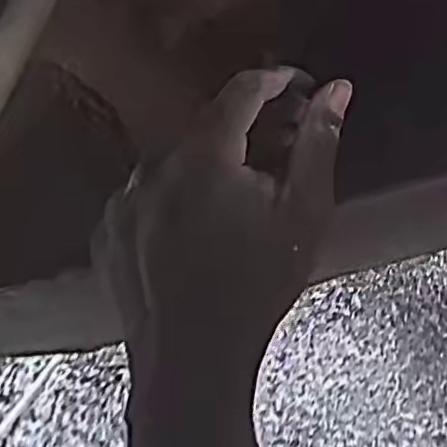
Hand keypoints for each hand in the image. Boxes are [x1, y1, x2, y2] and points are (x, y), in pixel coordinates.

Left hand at [96, 67, 351, 367]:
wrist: (192, 366)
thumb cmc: (259, 283)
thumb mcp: (305, 209)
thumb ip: (320, 139)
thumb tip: (337, 88)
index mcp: (203, 155)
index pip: (243, 90)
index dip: (279, 80)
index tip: (303, 87)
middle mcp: (154, 166)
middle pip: (211, 120)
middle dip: (255, 119)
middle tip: (289, 138)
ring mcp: (124, 199)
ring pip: (182, 152)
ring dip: (220, 152)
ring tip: (253, 181)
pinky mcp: (109, 230)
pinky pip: (154, 186)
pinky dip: (186, 183)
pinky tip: (210, 215)